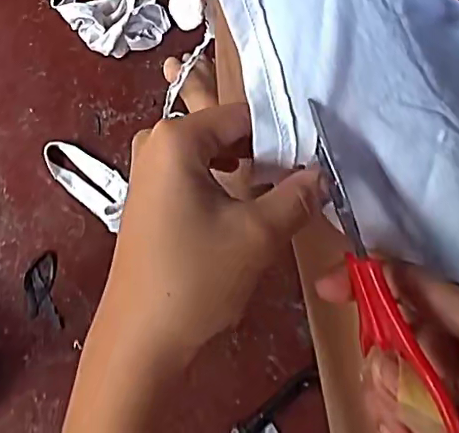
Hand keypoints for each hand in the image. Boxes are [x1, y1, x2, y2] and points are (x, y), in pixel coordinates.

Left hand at [66, 103, 320, 432]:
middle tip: (292, 178)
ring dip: (240, 168)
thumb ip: (295, 197)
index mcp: (176, 136)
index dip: (278, 135)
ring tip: (271, 193)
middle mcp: (155, 141)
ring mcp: (146, 168)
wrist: (139, 343)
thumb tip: (320, 175)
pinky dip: (218, 182)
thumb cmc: (194, 279)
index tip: (306, 159)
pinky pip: (190, 171)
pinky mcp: (146, 195)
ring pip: (207, 152)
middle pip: (221, 130)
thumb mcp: (256, 235)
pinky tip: (238, 208)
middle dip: (259, 151)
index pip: (240, 115)